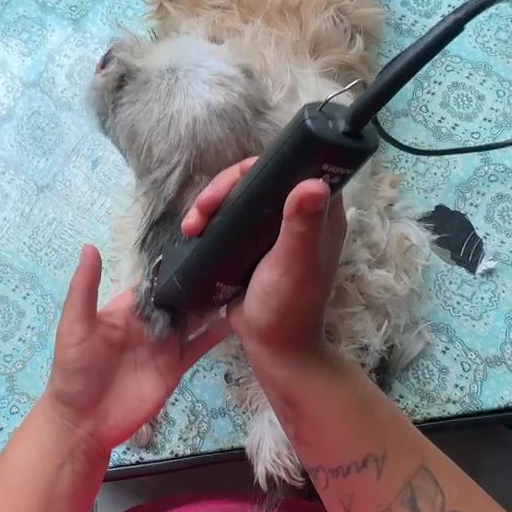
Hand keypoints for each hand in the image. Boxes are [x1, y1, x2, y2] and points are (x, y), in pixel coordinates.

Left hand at [40, 245, 226, 454]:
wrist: (84, 423)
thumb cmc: (73, 371)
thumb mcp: (75, 325)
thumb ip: (84, 288)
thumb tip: (89, 246)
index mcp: (126, 309)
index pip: (155, 283)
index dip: (174, 266)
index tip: (201, 243)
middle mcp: (149, 323)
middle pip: (180, 298)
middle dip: (201, 282)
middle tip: (233, 259)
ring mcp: (164, 345)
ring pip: (194, 319)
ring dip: (213, 303)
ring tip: (241, 282)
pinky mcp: (176, 367)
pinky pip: (200, 346)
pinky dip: (217, 333)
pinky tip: (239, 317)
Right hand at [181, 158, 345, 363]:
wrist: (271, 347)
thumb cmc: (288, 306)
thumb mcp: (295, 263)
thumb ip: (303, 224)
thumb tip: (315, 183)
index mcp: (320, 213)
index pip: (293, 167)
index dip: (263, 165)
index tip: (235, 178)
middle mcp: (299, 215)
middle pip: (257, 180)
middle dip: (224, 187)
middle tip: (202, 208)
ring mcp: (273, 230)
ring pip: (239, 197)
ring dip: (211, 204)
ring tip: (191, 225)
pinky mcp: (251, 244)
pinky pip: (228, 218)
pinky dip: (210, 219)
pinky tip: (193, 231)